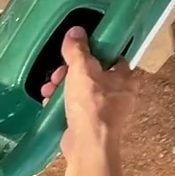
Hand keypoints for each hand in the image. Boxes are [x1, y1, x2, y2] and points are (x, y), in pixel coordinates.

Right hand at [39, 27, 140, 165]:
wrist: (88, 144)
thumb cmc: (92, 105)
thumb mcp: (82, 71)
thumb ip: (78, 50)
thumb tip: (75, 30)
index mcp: (126, 77)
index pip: (114, 56)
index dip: (95, 52)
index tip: (77, 51)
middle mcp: (120, 93)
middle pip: (93, 73)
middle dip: (70, 72)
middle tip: (57, 73)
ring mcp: (106, 110)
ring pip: (82, 90)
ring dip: (62, 87)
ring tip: (48, 89)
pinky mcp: (91, 123)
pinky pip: (76, 106)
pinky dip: (62, 103)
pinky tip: (49, 103)